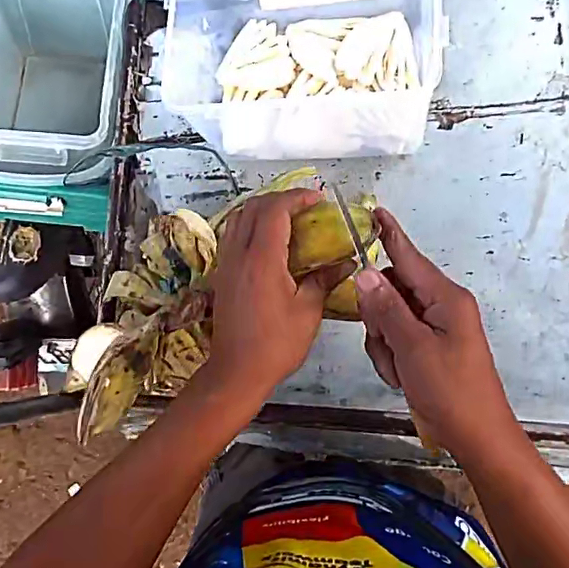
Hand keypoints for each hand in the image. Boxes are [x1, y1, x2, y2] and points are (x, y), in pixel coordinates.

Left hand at [202, 189, 352, 398]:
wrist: (237, 371)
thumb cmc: (275, 344)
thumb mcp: (308, 311)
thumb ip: (324, 279)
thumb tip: (346, 263)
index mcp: (262, 259)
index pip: (276, 210)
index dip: (297, 197)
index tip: (318, 197)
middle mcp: (239, 254)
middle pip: (254, 206)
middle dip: (281, 198)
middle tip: (307, 205)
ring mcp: (226, 263)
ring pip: (239, 218)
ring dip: (263, 210)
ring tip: (289, 217)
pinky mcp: (222, 274)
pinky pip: (233, 235)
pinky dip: (252, 226)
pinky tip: (270, 240)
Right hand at [357, 208, 517, 449]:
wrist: (476, 436)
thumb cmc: (451, 391)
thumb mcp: (413, 348)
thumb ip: (387, 309)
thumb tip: (365, 273)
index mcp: (446, 298)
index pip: (410, 258)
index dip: (390, 235)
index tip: (374, 212)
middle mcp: (441, 307)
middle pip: (392, 291)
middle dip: (378, 317)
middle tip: (384, 342)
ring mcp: (435, 329)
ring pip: (389, 318)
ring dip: (385, 343)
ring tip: (399, 368)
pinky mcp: (428, 348)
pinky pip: (396, 339)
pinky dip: (392, 356)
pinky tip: (402, 376)